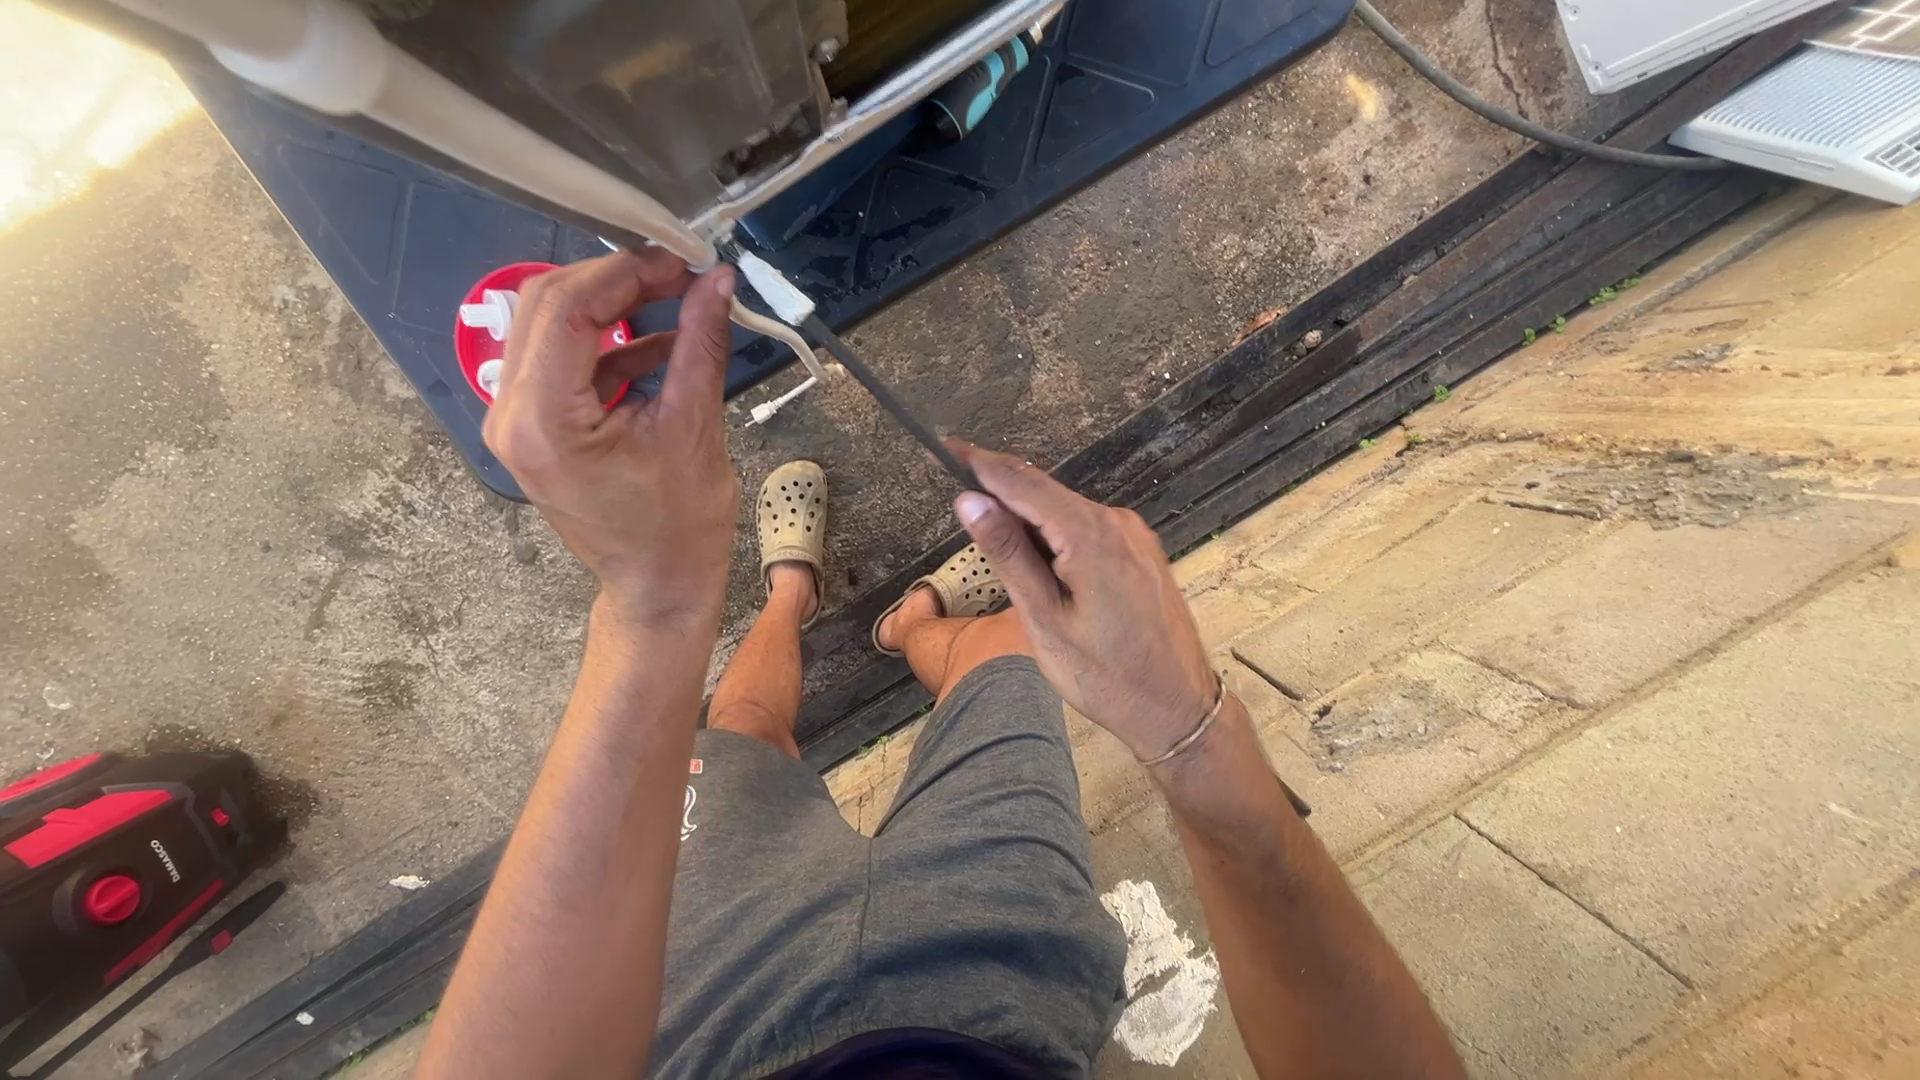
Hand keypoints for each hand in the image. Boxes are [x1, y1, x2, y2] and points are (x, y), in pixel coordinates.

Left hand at [483, 250, 739, 628]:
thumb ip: (702, 346)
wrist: (657, 585)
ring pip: (548, 329)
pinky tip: (660, 346)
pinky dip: (608, 347)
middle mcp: (510, 416)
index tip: (679, 260)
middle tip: (678, 272)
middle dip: (615, 281)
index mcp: (544, 422)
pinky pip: (562, 364)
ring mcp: (514, 423)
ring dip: (612, 309)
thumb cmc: (680, 526)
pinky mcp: (533, 429)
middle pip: (545, 307)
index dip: (624, 273)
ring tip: (675, 301)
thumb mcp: (696, 429)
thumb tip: (718, 282)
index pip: (566, 310)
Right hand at [949, 443, 1217, 760]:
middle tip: (961, 500)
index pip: (1023, 482)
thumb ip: (1008, 554)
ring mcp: (1134, 535)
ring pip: (1066, 511)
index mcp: (1090, 534)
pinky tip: (1041, 561)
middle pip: (1046, 493)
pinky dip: (1057, 534)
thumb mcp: (1044, 618)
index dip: (981, 464)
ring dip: (1029, 518)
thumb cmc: (1104, 676)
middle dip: (1002, 492)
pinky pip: (1088, 528)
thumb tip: (969, 500)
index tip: (947, 448)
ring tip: (996, 543)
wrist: (1178, 709)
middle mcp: (1117, 521)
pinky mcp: (1141, 551)